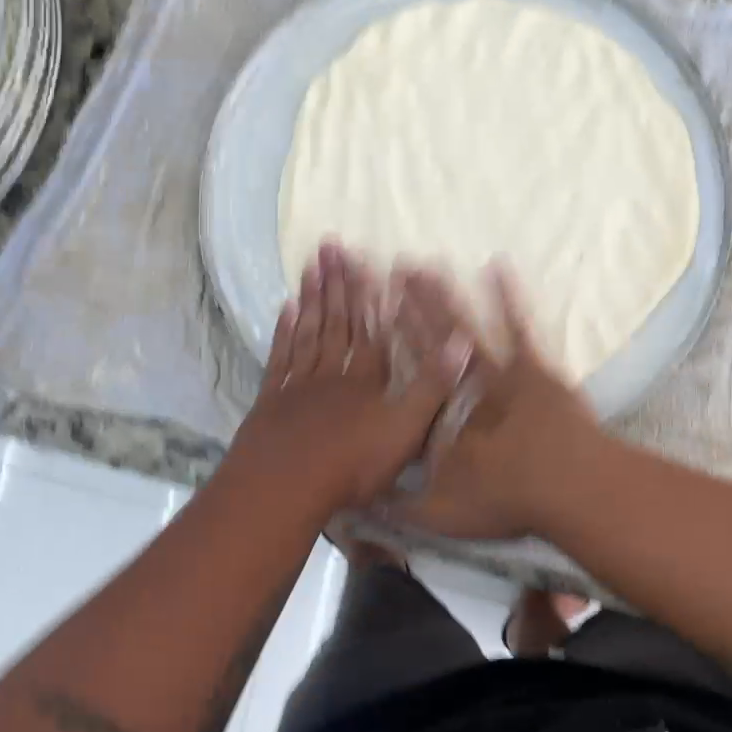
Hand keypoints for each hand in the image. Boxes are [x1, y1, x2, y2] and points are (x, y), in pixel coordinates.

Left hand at [223, 242, 471, 514]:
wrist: (284, 485)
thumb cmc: (351, 463)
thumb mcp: (406, 429)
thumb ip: (432, 386)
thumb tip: (461, 342)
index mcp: (366, 379)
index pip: (371, 328)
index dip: (368, 294)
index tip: (364, 258)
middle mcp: (332, 371)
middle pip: (337, 321)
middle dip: (336, 283)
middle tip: (329, 245)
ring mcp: (298, 383)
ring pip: (307, 331)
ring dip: (311, 298)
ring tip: (310, 265)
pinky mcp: (270, 399)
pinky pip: (280, 357)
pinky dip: (283, 330)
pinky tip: (285, 308)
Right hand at [382, 262, 605, 539]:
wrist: (570, 485)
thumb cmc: (507, 498)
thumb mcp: (443, 514)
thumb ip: (401, 509)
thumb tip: (356, 506)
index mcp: (438, 418)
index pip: (405, 375)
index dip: (387, 345)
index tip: (369, 318)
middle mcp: (464, 386)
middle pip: (428, 341)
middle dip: (405, 309)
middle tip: (383, 277)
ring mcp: (502, 371)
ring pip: (463, 326)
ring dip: (440, 296)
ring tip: (418, 266)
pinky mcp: (537, 368)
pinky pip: (519, 325)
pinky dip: (508, 295)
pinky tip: (498, 265)